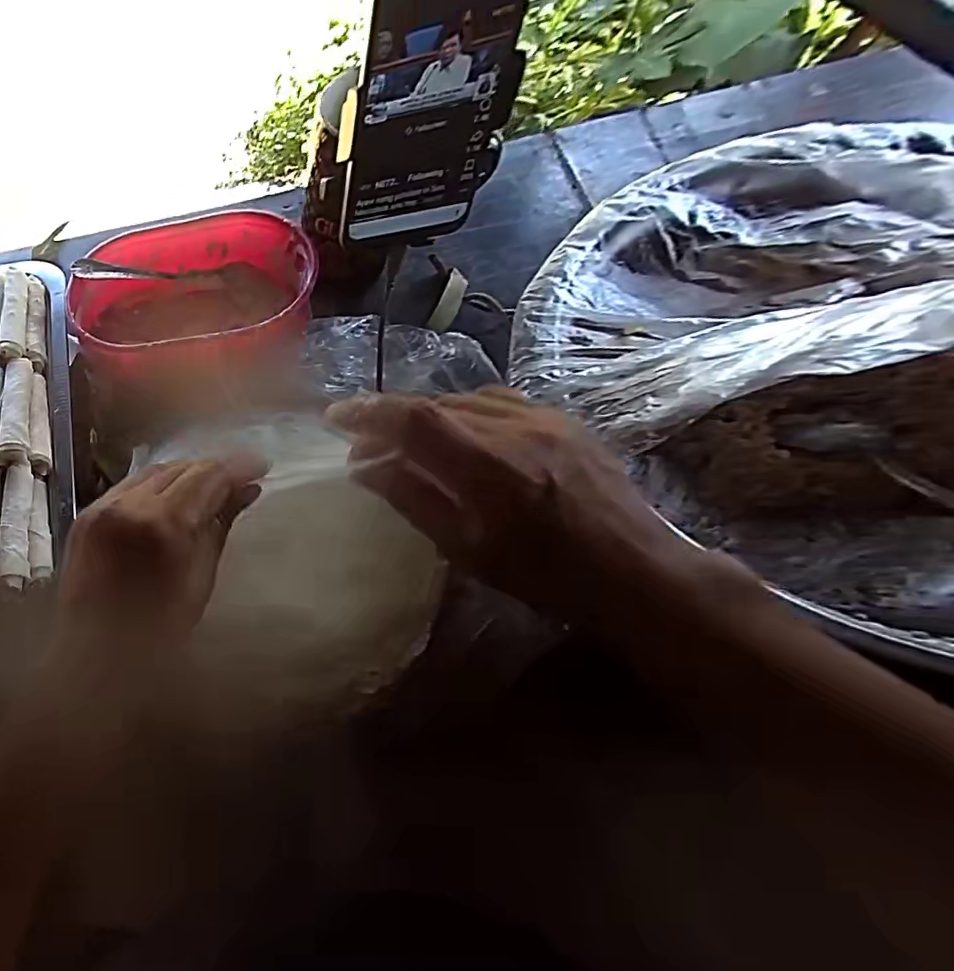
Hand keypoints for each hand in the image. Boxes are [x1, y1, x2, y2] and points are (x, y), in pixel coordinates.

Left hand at [56, 456, 268, 649]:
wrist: (92, 654)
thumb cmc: (155, 631)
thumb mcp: (199, 582)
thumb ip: (219, 528)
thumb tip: (244, 492)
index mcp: (162, 524)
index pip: (207, 476)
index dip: (237, 468)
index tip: (260, 467)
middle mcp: (127, 506)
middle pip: (179, 469)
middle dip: (211, 470)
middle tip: (238, 479)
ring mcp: (100, 509)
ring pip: (150, 473)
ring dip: (182, 475)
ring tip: (208, 486)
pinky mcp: (85, 518)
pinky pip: (126, 488)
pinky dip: (152, 487)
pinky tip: (170, 498)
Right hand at [327, 387, 706, 626]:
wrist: (636, 570)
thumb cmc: (541, 572)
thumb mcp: (463, 546)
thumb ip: (412, 498)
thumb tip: (363, 466)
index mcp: (490, 469)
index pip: (415, 420)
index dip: (368, 412)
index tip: (334, 418)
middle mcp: (519, 431)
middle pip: (435, 403)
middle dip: (388, 413)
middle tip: (358, 435)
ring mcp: (547, 420)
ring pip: (465, 397)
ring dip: (422, 411)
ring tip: (398, 433)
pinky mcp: (564, 420)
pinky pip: (497, 400)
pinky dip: (459, 410)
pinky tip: (451, 432)